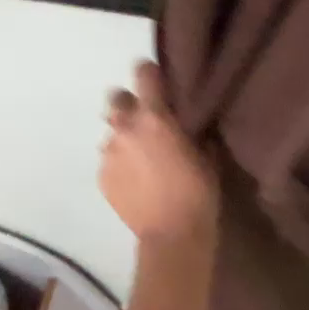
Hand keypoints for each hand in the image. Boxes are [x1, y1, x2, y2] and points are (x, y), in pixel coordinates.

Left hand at [99, 62, 217, 243]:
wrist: (172, 236)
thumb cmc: (198, 194)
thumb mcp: (206, 157)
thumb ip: (192, 132)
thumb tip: (189, 126)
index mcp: (154, 117)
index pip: (142, 73)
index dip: (150, 75)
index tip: (159, 85)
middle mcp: (125, 128)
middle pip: (116, 98)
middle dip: (129, 106)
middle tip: (146, 125)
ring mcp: (109, 153)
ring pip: (111, 133)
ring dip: (125, 139)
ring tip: (142, 162)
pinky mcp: (102, 176)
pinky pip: (108, 160)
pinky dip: (120, 165)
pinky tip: (136, 183)